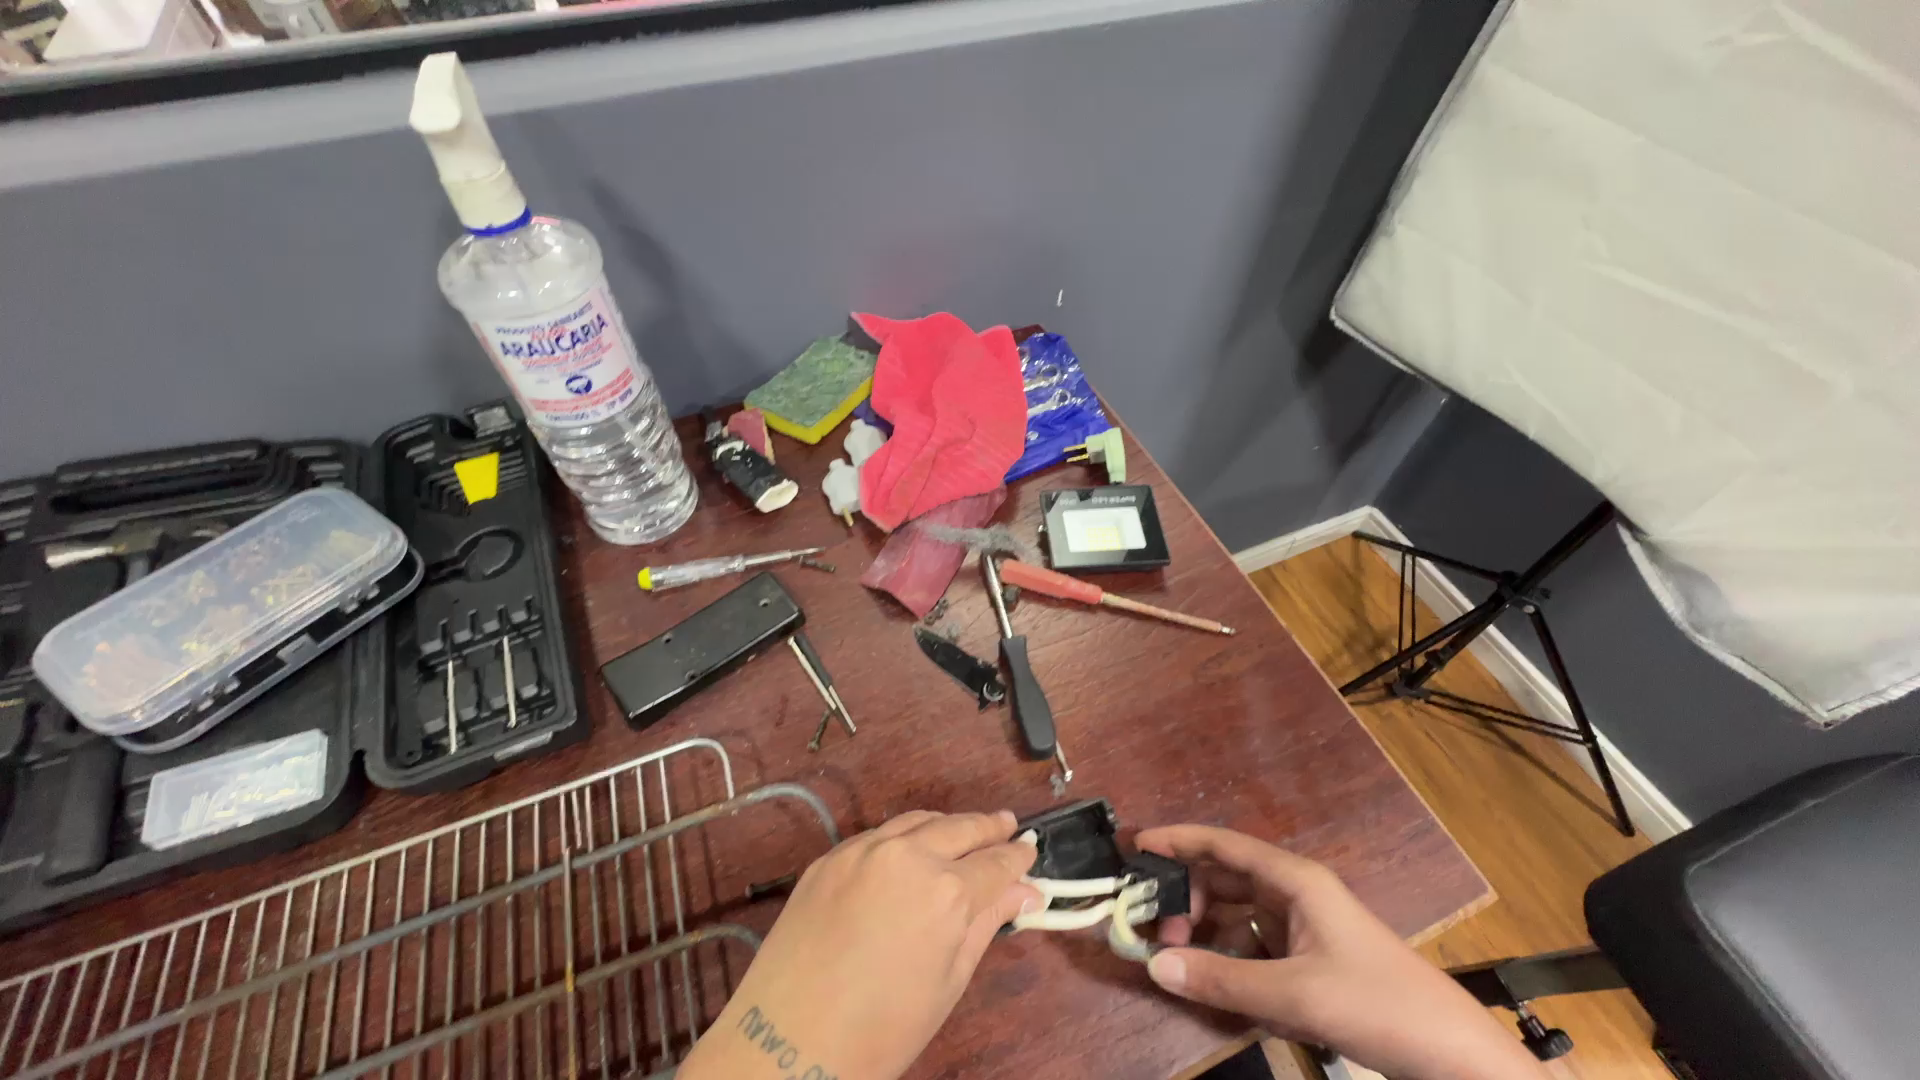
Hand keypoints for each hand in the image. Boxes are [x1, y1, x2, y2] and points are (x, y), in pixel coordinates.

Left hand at [678, 810, 1040, 1079]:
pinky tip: (910, 850)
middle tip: (1007, 825)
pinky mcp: (830, 856)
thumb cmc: (882, 1028)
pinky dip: (905, 836)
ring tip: (965, 831)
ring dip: (948, 824)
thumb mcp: (948, 981)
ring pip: (918, 821)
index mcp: (946, 892)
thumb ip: (986, 924)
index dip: (1017, 858)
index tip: (1030, 853)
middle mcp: (907, 856)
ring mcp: (864, 850)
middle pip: (961, 827)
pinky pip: (879, 834)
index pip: (996, 863)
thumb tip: (1025, 892)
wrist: (789, 1041)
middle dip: (989, 826)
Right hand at [1135, 825, 1546, 1079]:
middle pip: (1225, 878)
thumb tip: (1155, 964)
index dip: (1178, 840)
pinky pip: (1254, 945)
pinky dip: (1228, 956)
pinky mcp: (1310, 959)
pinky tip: (1213, 979)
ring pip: (1237, 914)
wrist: (1454, 1056)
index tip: (1136, 847)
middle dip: (1185, 895)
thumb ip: (1222, 980)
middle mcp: (1294, 893)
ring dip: (1204, 929)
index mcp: (1294, 880)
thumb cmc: (1377, 1004)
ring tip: (1176, 955)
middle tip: (1151, 924)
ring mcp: (1304, 926)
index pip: (1223, 845)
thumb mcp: (1294, 994)